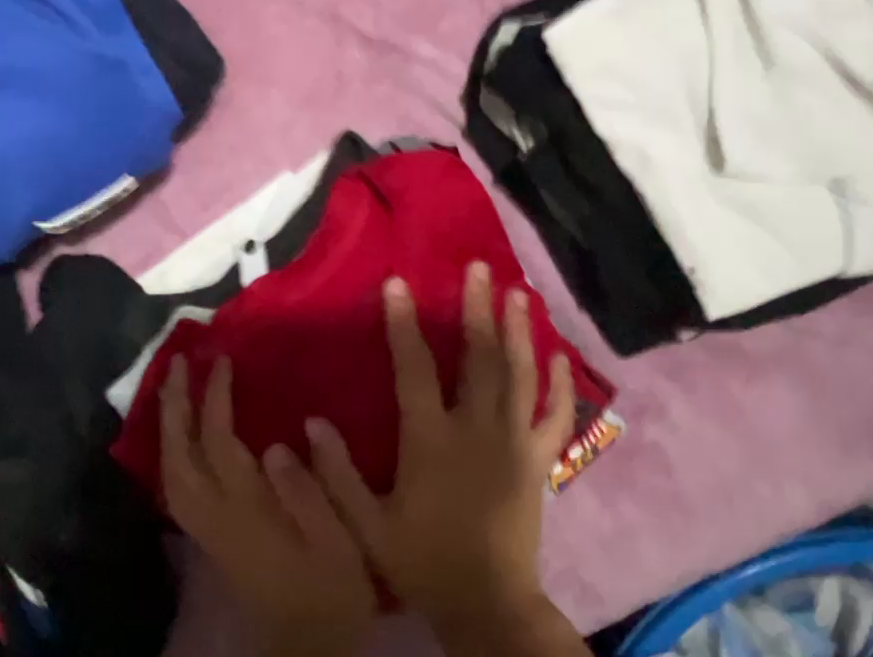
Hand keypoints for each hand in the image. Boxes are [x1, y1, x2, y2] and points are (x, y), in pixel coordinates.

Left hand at [161, 354, 375, 656]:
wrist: (307, 646)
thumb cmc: (332, 590)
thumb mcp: (339, 544)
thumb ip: (312, 493)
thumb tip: (282, 441)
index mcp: (247, 510)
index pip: (218, 441)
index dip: (215, 396)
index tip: (222, 358)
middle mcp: (215, 516)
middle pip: (179, 453)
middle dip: (175, 403)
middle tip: (177, 361)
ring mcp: (205, 528)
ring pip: (170, 470)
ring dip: (166, 425)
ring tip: (172, 388)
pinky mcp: (206, 538)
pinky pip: (174, 484)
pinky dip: (169, 451)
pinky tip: (178, 436)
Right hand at [305, 263, 579, 653]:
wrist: (488, 605)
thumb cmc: (422, 560)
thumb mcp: (366, 525)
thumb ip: (337, 473)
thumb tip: (311, 423)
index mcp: (431, 440)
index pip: (415, 368)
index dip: (403, 324)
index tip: (397, 284)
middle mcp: (477, 430)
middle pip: (479, 358)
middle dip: (477, 309)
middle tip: (478, 267)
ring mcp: (515, 444)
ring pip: (520, 376)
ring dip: (519, 331)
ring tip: (518, 292)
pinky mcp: (541, 463)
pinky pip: (556, 417)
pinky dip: (561, 385)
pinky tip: (559, 355)